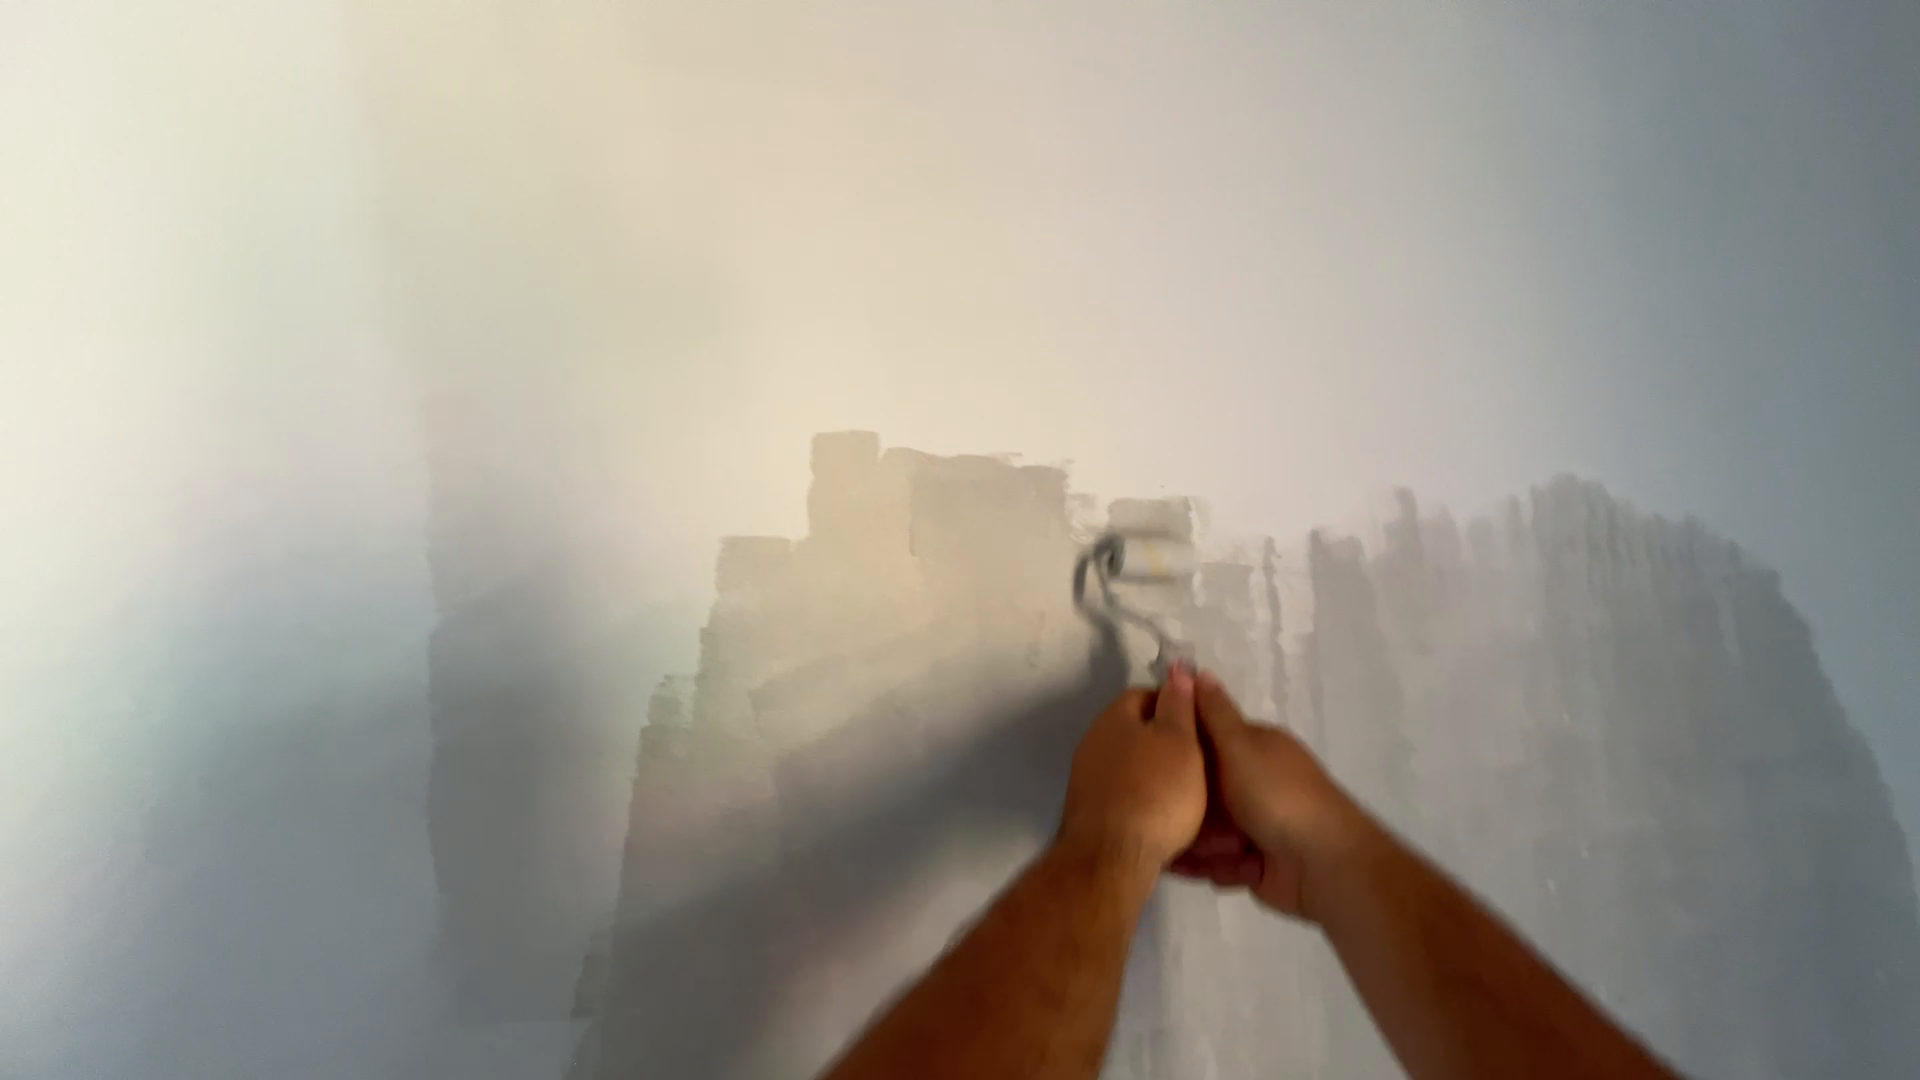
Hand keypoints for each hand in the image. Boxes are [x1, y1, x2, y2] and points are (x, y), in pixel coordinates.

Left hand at [1056, 665, 1208, 878]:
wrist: (1112, 856)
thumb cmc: (1156, 792)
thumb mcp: (1180, 742)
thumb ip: (1179, 704)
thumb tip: (1176, 667)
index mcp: (1114, 716)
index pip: (1146, 695)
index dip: (1176, 706)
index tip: (1202, 729)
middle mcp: (1093, 739)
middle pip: (1135, 729)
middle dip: (1165, 742)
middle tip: (1200, 763)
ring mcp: (1086, 775)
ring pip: (1128, 763)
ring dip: (1153, 772)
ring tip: (1187, 793)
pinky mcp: (1087, 807)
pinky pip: (1121, 791)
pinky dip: (1141, 797)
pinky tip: (1161, 816)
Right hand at [1172, 672, 1371, 920]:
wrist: (1323, 866)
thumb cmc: (1276, 795)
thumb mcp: (1238, 745)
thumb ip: (1213, 712)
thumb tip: (1194, 668)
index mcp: (1256, 747)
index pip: (1207, 737)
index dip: (1179, 745)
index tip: (1145, 753)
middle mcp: (1256, 782)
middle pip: (1204, 786)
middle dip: (1182, 800)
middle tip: (1152, 804)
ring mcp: (1258, 824)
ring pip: (1208, 826)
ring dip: (1193, 837)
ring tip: (1166, 841)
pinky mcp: (1256, 863)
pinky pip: (1218, 860)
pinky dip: (1207, 865)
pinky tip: (1181, 867)